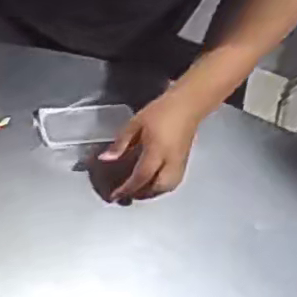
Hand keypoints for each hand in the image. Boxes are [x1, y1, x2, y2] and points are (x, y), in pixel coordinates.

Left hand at [94, 86, 211, 201]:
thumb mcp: (135, 123)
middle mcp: (171, 160)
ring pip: (168, 186)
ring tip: (139, 190)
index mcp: (157, 151)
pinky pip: (174, 181)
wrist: (191, 101)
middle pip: (158, 187)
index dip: (126, 188)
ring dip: (152, 192)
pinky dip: (162, 186)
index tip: (114, 195)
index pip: (141, 176)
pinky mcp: (185, 160)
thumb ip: (120, 143)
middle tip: (127, 193)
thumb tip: (105, 158)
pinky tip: (152, 182)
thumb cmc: (163, 110)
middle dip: (141, 194)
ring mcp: (181, 161)